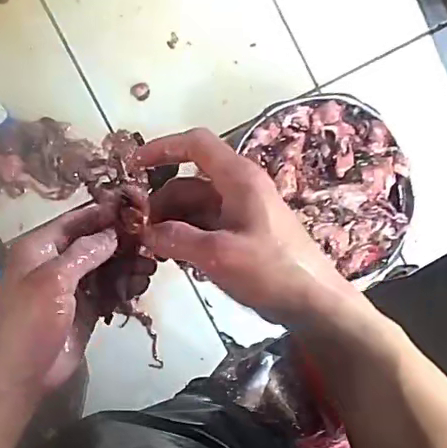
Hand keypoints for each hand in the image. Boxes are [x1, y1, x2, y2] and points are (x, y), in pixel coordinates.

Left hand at [0, 201, 150, 398]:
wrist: (25, 372)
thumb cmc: (31, 321)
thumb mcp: (53, 279)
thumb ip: (84, 252)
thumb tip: (112, 233)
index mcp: (39, 248)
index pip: (74, 221)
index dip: (102, 213)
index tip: (135, 208)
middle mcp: (55, 263)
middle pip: (93, 243)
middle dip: (121, 242)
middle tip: (151, 242)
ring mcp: (72, 288)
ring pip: (105, 268)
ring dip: (127, 266)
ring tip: (150, 268)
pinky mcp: (85, 310)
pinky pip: (109, 291)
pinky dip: (125, 287)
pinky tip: (142, 285)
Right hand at [134, 128, 359, 328]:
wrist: (314, 302)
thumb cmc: (272, 271)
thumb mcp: (219, 255)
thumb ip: (177, 239)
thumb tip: (146, 232)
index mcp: (238, 178)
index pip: (196, 145)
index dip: (162, 148)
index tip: (132, 167)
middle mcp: (239, 188)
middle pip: (188, 183)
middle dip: (161, 203)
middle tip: (139, 233)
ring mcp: (242, 213)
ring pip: (195, 208)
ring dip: (171, 225)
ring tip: (153, 252)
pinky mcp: (244, 236)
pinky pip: (206, 228)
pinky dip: (187, 238)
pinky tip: (176, 260)